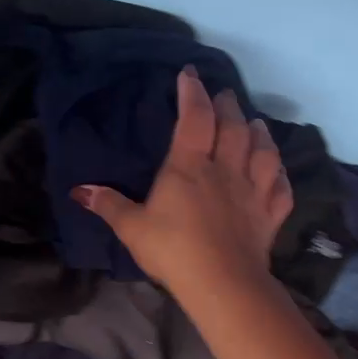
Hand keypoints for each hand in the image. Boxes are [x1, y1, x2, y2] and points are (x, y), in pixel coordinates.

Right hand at [71, 67, 292, 293]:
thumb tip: (78, 190)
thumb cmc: (172, 249)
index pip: (194, 119)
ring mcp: (252, 192)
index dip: (192, 94)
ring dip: (258, 132)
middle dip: (227, 107)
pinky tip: (276, 168)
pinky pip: (279, 187)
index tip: (189, 74)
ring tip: (254, 122)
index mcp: (188, 167)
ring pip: (261, 152)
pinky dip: (279, 172)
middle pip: (231, 128)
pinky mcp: (269, 215)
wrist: (223, 284)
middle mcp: (224, 171)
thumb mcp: (130, 227)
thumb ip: (108, 205)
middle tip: (224, 94)